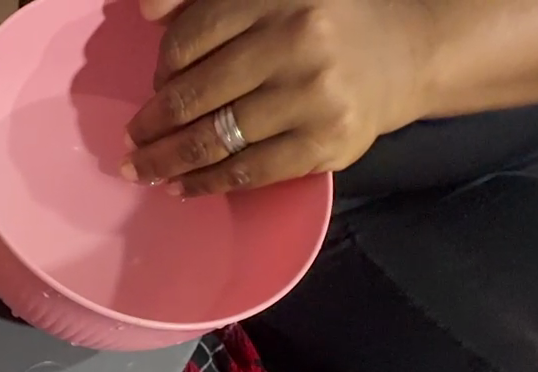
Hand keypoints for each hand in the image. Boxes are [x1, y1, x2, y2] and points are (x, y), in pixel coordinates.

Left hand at [121, 0, 434, 195]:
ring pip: (210, 140)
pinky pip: (243, 173)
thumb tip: (146, 11)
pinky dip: (201, 184)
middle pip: (190, 97)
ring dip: (164, 162)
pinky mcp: (323, 142)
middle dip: (149, 127)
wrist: (407, 53)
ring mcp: (313, 95)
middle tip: (131, 142)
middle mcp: (298, 39)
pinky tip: (178, 188)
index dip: (161, 71)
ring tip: (140, 170)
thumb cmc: (323, 23)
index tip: (156, 87)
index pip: (187, 42)